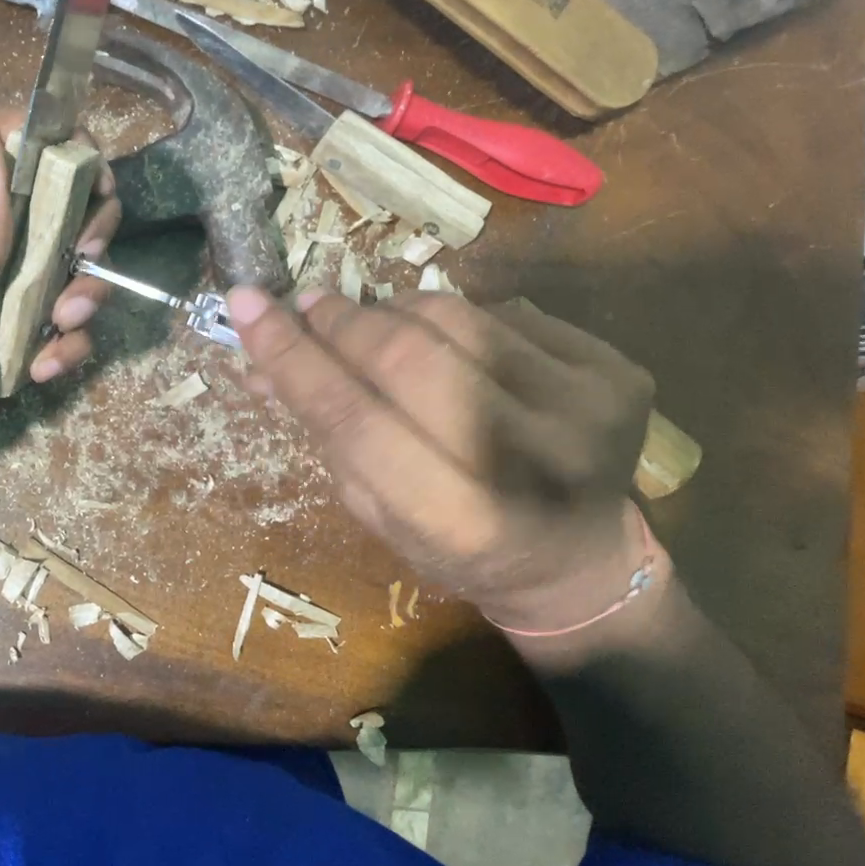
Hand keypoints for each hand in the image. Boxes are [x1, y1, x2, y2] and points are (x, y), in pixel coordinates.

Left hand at [0, 109, 120, 491]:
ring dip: (85, 294)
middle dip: (86, 225)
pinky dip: (68, 348)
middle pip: (52, 206)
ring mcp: (0, 304)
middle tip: (85, 262)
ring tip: (62, 329)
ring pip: (68, 271)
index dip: (45, 140)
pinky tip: (43, 374)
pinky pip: (62, 332)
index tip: (88, 169)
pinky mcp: (15, 348)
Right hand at [228, 287, 655, 629]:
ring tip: (368, 324)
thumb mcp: (376, 512)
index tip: (245, 306)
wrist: (573, 559)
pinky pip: (507, 313)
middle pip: (409, 356)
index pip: (355, 418)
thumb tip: (260, 362)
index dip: (294, 357)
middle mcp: (529, 461)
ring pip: (457, 318)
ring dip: (394, 310)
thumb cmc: (453, 548)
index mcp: (456, 519)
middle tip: (307, 306)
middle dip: (343, 322)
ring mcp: (587, 409)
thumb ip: (326, 434)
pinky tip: (442, 344)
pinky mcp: (618, 372)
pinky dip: (456, 319)